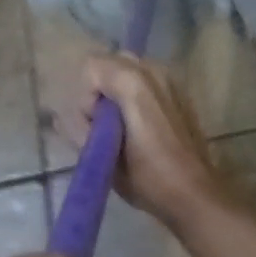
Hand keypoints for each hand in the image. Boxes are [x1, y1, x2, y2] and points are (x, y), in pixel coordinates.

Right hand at [71, 53, 231, 228]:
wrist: (195, 193)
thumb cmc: (148, 179)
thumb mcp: (104, 160)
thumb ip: (80, 132)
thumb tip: (60, 117)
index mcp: (133, 83)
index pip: (92, 66)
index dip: (85, 95)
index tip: (94, 125)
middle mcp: (153, 70)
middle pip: (111, 62)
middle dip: (100, 89)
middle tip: (104, 125)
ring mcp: (170, 78)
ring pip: (130, 68)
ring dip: (118, 90)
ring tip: (122, 126)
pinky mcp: (180, 90)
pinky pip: (147, 79)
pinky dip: (136, 93)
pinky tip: (142, 126)